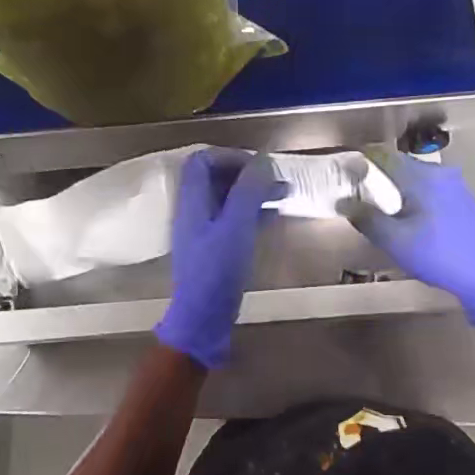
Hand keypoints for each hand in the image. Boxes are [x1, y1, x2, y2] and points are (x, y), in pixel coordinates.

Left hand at [154, 148, 281, 367]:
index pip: (202, 161)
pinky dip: (251, 213)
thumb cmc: (216, 271)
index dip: (229, 156)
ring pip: (226, 200)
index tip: (259, 165)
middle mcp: (193, 213)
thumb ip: (247, 191)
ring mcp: (203, 233)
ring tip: (282, 194)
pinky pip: (232, 222)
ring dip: (252, 193)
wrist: (202, 318)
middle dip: (246, 173)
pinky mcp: (214, 251)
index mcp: (191, 202)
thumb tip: (262, 161)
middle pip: (214, 179)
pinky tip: (273, 217)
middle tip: (275, 179)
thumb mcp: (235, 226)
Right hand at [348, 155, 474, 328]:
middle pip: (400, 165)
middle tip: (358, 192)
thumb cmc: (437, 256)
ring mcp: (455, 185)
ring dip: (396, 188)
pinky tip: (408, 218)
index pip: (383, 156)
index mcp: (421, 177)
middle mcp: (440, 173)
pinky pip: (430, 190)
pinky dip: (413, 197)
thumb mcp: (394, 241)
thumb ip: (367, 218)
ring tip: (380, 208)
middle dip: (378, 176)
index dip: (361, 160)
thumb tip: (343, 201)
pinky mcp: (463, 200)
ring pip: (416, 178)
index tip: (344, 172)